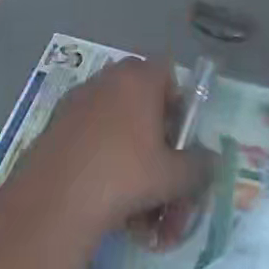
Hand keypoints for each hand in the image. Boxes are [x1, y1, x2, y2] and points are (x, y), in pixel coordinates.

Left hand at [6, 58, 212, 233]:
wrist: (57, 196)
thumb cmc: (124, 174)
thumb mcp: (173, 177)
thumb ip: (199, 166)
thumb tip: (211, 160)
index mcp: (140, 77)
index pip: (168, 72)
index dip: (177, 102)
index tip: (177, 136)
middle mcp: (110, 76)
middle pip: (141, 94)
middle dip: (153, 127)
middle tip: (158, 164)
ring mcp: (80, 95)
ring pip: (114, 115)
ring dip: (128, 144)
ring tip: (132, 186)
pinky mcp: (57, 118)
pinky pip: (90, 128)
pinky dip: (100, 149)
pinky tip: (102, 185)